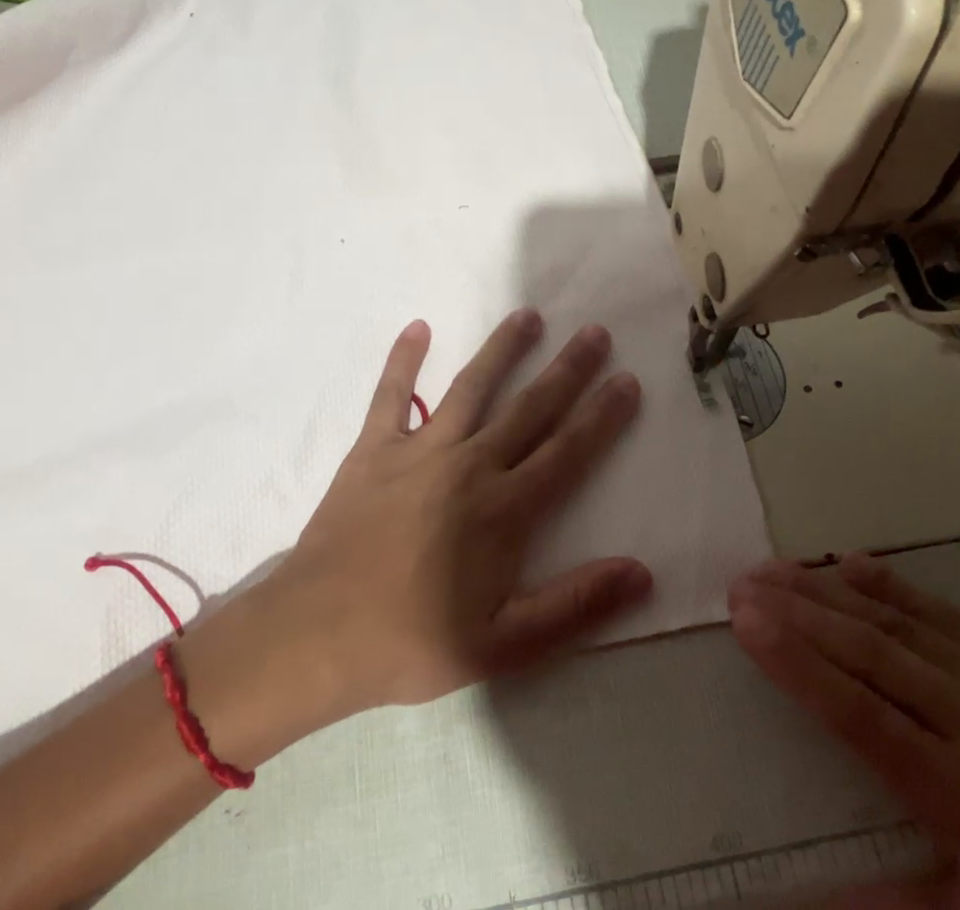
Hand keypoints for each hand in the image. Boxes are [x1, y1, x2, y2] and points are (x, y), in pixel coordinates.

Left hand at [247, 310, 651, 719]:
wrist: (316, 634)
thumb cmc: (415, 643)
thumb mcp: (506, 644)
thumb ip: (575, 605)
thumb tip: (642, 572)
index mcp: (506, 510)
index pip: (568, 452)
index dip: (603, 416)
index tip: (628, 380)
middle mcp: (469, 466)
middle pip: (529, 409)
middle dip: (567, 370)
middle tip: (596, 333)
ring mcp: (417, 452)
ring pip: (470, 388)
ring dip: (502, 350)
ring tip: (528, 315)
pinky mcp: (371, 451)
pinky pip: (391, 395)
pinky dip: (404, 360)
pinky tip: (418, 327)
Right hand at [728, 556, 959, 909]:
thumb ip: (873, 903)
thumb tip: (774, 903)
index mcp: (959, 790)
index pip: (857, 712)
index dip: (797, 663)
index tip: (746, 619)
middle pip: (870, 653)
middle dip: (799, 612)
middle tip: (742, 582)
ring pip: (902, 624)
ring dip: (832, 592)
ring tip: (777, 567)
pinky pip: (947, 614)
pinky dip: (894, 587)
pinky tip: (854, 564)